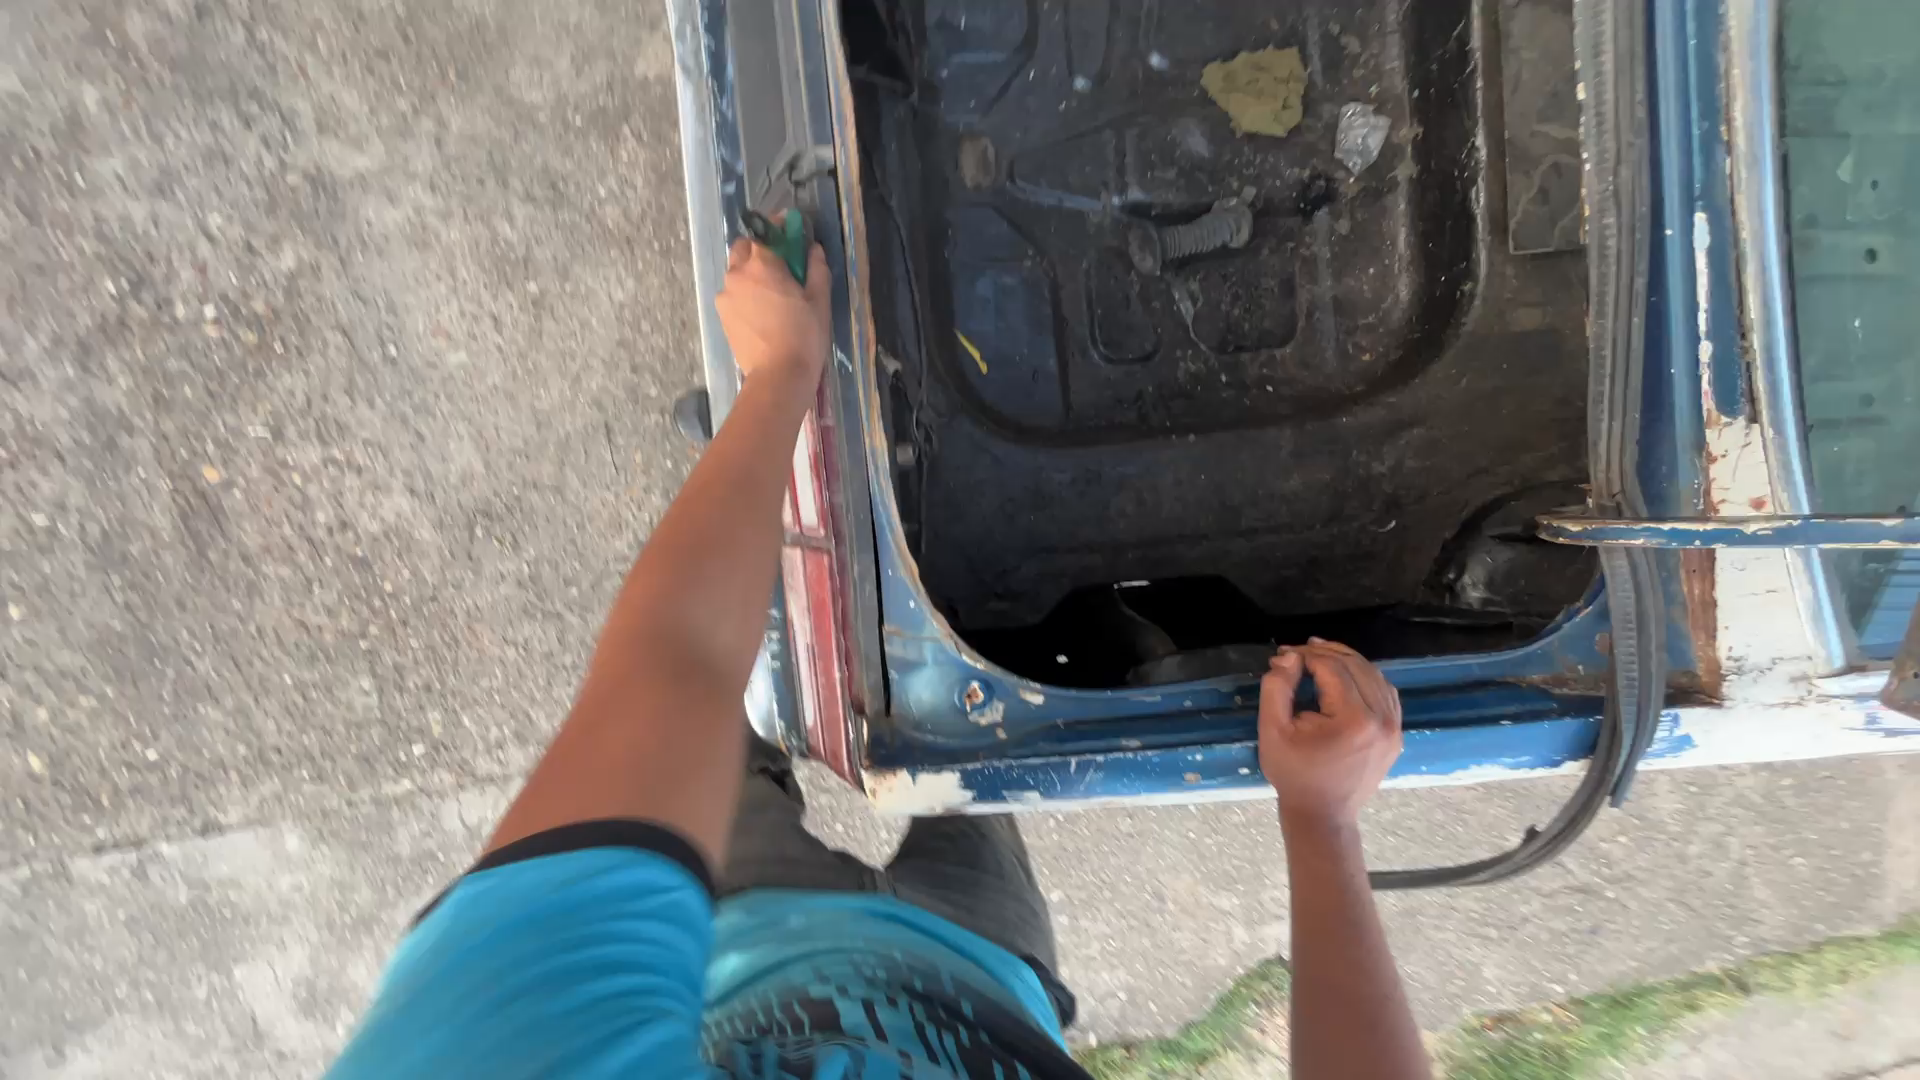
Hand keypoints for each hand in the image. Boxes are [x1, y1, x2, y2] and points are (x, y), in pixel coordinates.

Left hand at [714, 217, 831, 391]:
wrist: (778, 377)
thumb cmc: (803, 337)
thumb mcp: (819, 302)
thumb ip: (816, 269)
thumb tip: (814, 250)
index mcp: (762, 263)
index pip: (767, 232)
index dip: (779, 228)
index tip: (791, 231)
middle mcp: (737, 273)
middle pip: (744, 248)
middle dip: (760, 250)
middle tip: (781, 266)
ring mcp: (726, 295)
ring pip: (736, 272)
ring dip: (751, 273)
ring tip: (771, 294)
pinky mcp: (722, 315)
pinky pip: (733, 294)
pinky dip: (745, 294)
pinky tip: (761, 312)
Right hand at [1258, 637, 1403, 827]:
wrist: (1322, 814)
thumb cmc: (1293, 772)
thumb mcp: (1272, 728)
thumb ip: (1278, 687)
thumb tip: (1290, 657)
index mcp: (1354, 719)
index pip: (1332, 668)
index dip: (1306, 655)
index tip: (1283, 654)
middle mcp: (1383, 719)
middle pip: (1357, 666)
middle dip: (1325, 652)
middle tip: (1297, 651)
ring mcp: (1395, 728)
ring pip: (1375, 676)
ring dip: (1346, 660)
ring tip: (1318, 655)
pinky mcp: (1396, 734)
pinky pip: (1385, 693)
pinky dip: (1365, 677)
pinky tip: (1344, 675)